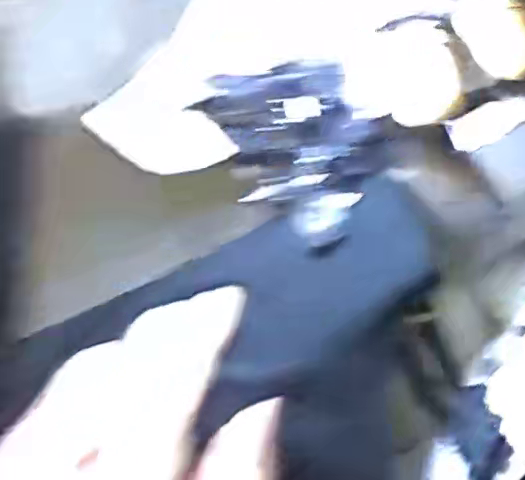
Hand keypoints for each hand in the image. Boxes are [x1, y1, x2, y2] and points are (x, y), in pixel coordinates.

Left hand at [0, 287, 280, 479]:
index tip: (225, 300)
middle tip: (186, 306)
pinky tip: (57, 401)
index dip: (195, 348)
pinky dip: (32, 424)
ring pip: (38, 440)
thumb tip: (261, 409)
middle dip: (143, 356)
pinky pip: (6, 462)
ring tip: (125, 342)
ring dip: (85, 384)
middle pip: (99, 418)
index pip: (162, 407)